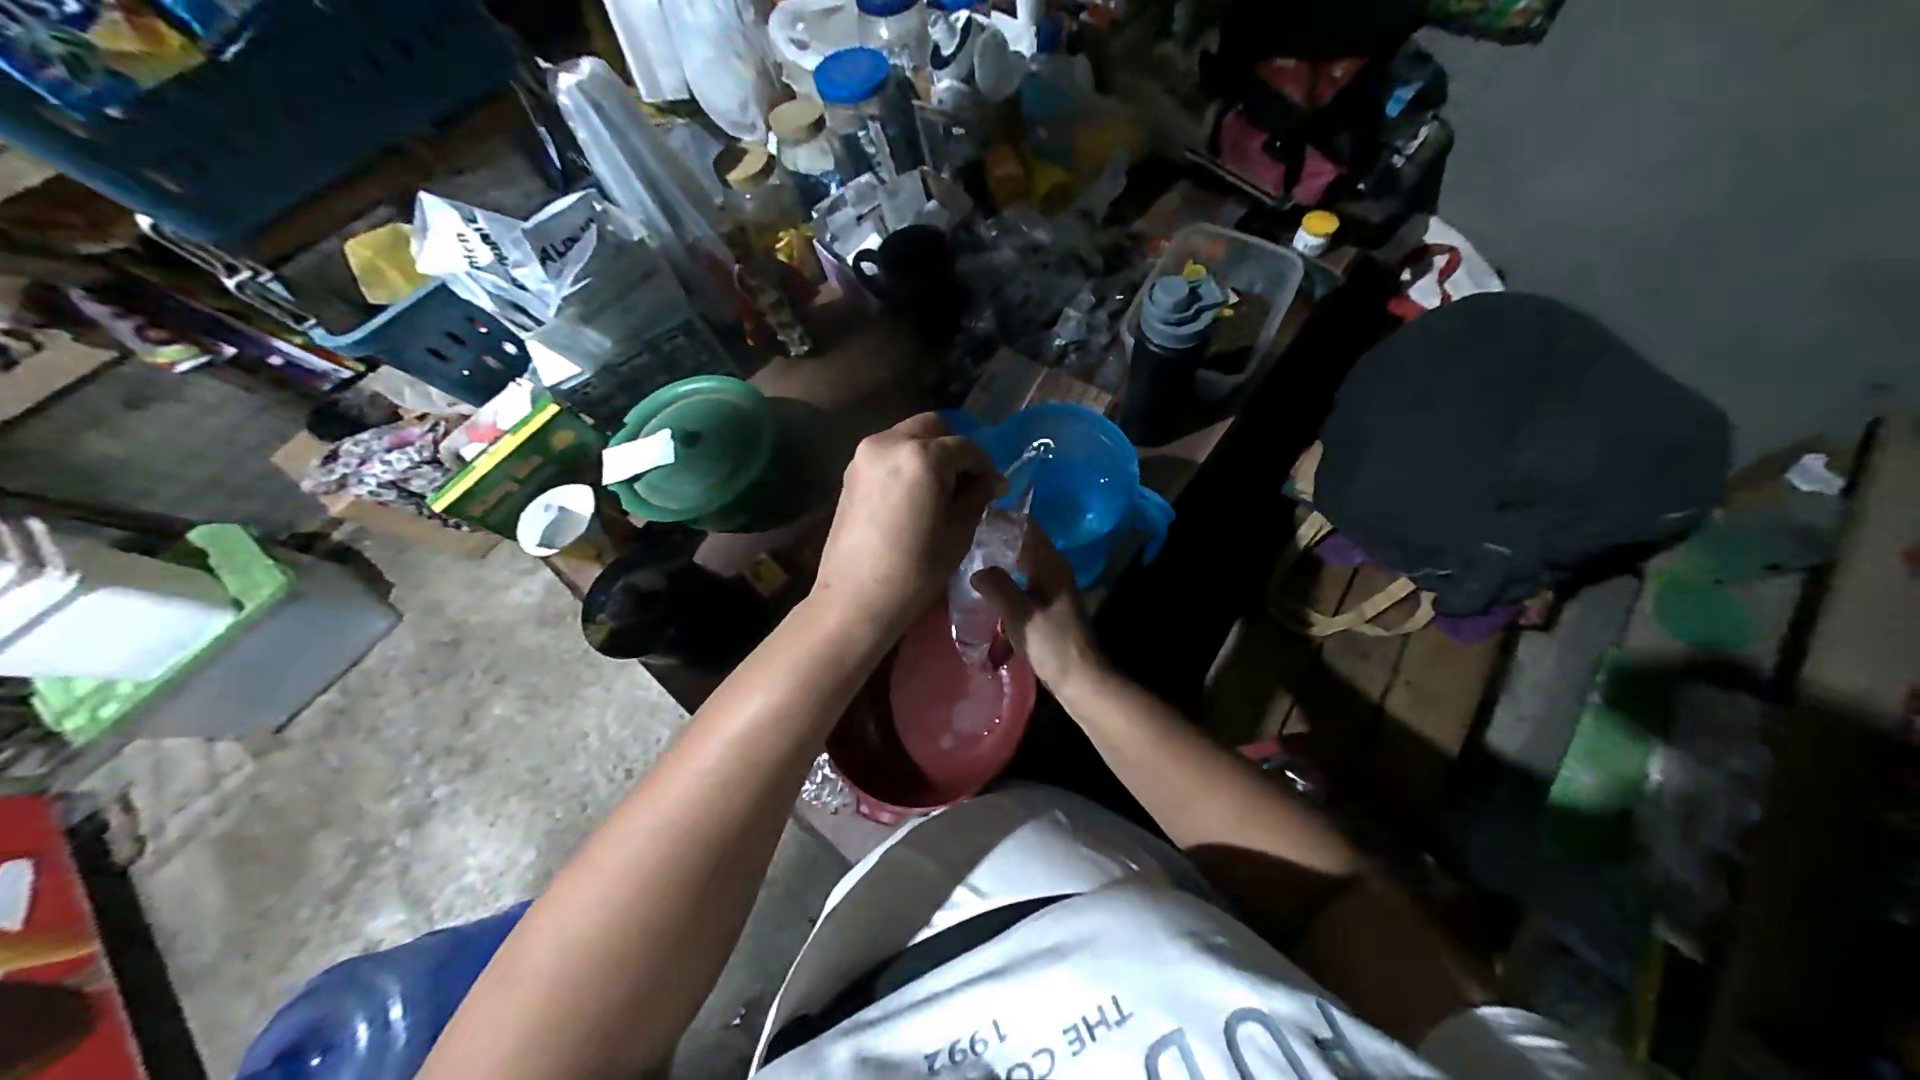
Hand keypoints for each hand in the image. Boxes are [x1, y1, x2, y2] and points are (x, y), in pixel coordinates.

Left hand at [813, 413, 998, 636]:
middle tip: (966, 482)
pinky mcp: (850, 473)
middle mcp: (888, 443)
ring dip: (928, 453)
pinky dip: (906, 464)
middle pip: (931, 427)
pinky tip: (915, 495)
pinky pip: (888, 455)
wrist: (856, 599)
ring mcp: (864, 456)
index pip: (965, 447)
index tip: (995, 487)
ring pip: (907, 438)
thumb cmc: (916, 570)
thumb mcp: (958, 531)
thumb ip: (976, 496)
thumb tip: (991, 480)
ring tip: (940, 490)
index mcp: (921, 455)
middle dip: (954, 449)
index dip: (985, 466)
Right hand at [970, 523, 1107, 690]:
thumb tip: (977, 570)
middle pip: (1024, 545)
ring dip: (1000, 565)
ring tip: (970, 564)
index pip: (1027, 527)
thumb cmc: (1052, 644)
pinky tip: (988, 593)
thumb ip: (997, 587)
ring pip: (1022, 566)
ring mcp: (1053, 589)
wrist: (1080, 679)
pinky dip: (1007, 584)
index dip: (1002, 520)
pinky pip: (1023, 585)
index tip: (974, 520)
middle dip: (997, 542)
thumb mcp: (1019, 614)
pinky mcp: (1049, 606)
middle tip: (965, 543)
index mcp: (1051, 564)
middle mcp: (1055, 570)